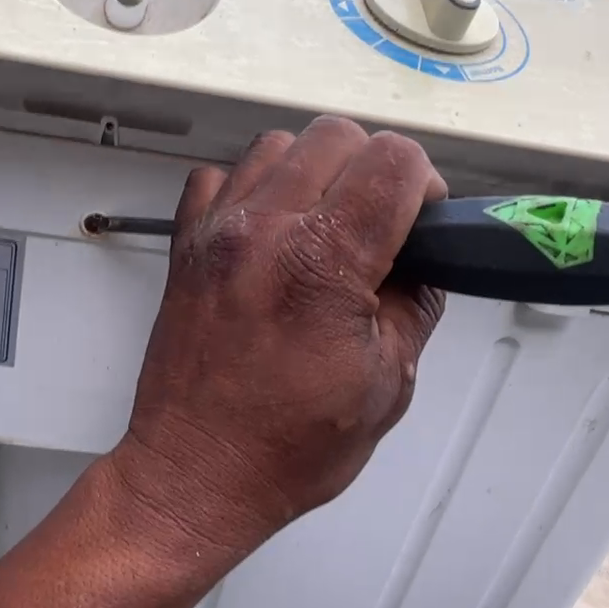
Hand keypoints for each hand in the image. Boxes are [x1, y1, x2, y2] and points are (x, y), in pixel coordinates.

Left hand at [114, 115, 447, 553]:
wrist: (196, 472)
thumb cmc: (285, 448)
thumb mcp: (387, 385)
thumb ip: (414, 305)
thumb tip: (423, 262)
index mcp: (323, 262)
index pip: (391, 161)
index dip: (423, 182)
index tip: (422, 216)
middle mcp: (264, 230)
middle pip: (336, 135)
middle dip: (372, 168)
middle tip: (380, 221)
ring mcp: (216, 232)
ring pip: (277, 145)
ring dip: (313, 171)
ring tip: (324, 224)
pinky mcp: (185, 247)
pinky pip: (219, 178)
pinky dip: (251, 189)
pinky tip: (268, 231)